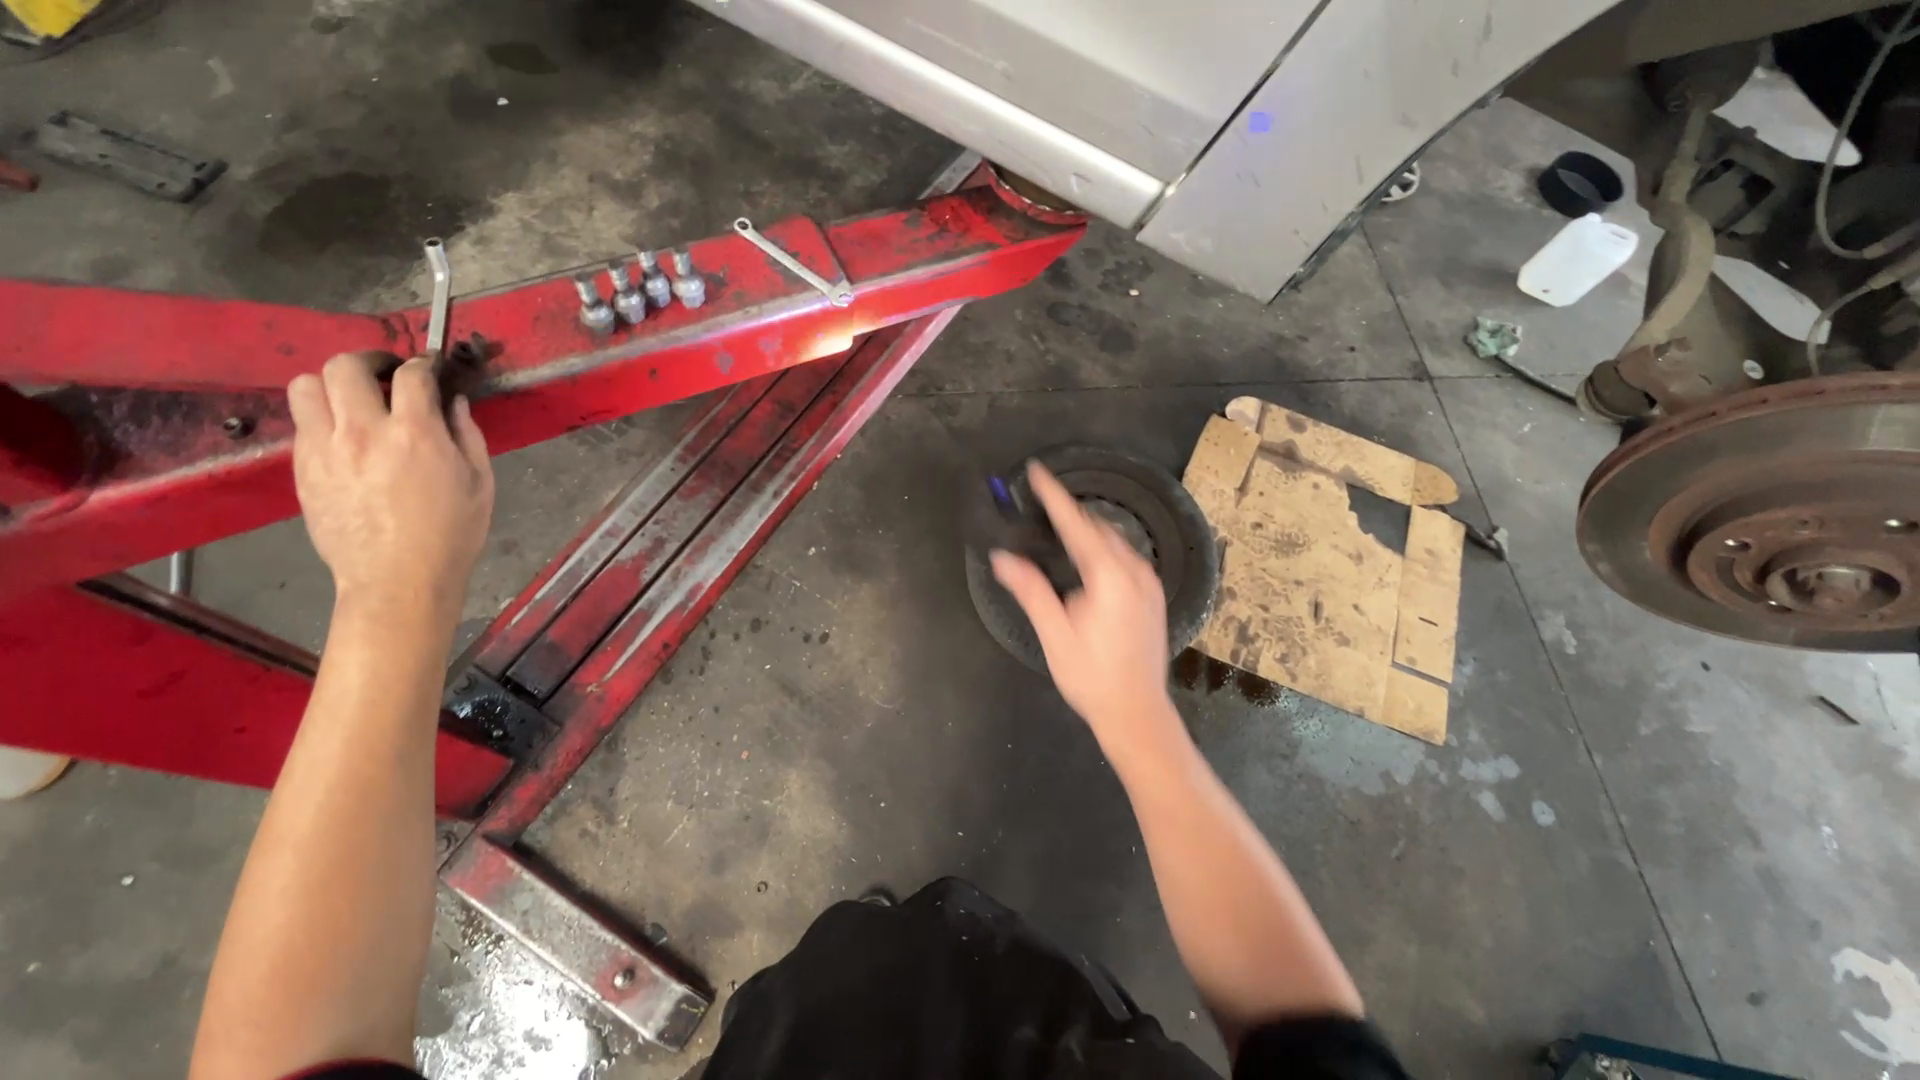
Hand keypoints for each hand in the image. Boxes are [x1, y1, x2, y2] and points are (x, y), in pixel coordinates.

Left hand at [287, 353, 493, 624]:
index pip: (411, 374)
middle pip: (345, 366)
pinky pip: (301, 423)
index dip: (422, 364)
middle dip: (369, 361)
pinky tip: (343, 436)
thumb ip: (467, 434)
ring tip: (353, 400)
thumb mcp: (479, 482)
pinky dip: (321, 417)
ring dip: (331, 384)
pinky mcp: (302, 468)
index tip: (429, 368)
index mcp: (415, 433)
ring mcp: (325, 449)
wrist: (397, 580)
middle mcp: (363, 431)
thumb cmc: (451, 534)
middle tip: (385, 375)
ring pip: (306, 385)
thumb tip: (453, 401)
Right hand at [990, 461, 1182, 752]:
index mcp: (1109, 576)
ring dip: (1089, 531)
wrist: (1136, 712)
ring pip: (1116, 543)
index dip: (1054, 497)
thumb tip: (1002, 558)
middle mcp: (1134, 572)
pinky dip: (1105, 549)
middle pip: (1099, 529)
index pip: (1076, 524)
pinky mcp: (1153, 598)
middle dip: (1071, 513)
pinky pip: (1127, 558)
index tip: (1037, 471)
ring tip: (1062, 527)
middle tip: (1043, 503)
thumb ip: (1030, 590)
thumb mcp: (1055, 633)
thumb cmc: (1091, 676)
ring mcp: (1149, 584)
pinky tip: (1091, 560)